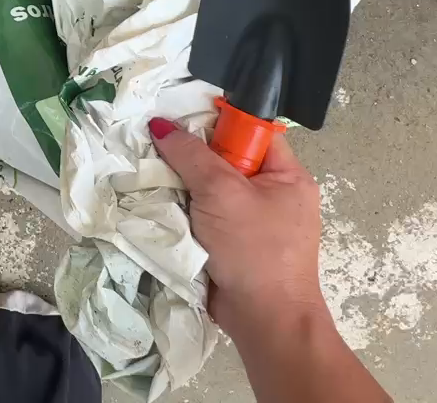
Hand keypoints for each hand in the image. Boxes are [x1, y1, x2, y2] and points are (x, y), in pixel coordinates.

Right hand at [149, 117, 327, 341]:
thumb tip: (159, 125)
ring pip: (206, 182)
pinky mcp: (229, 238)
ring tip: (150, 168)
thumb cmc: (255, 250)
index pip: (251, 129)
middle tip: (156, 141)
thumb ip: (189, 153)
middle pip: (222, 153)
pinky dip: (180, 202)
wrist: (264, 321)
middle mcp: (270, 192)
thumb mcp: (221, 191)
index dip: (216, 118)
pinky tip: (157, 196)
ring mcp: (249, 217)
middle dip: (189, 150)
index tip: (179, 115)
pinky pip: (200, 207)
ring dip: (179, 178)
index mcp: (286, 175)